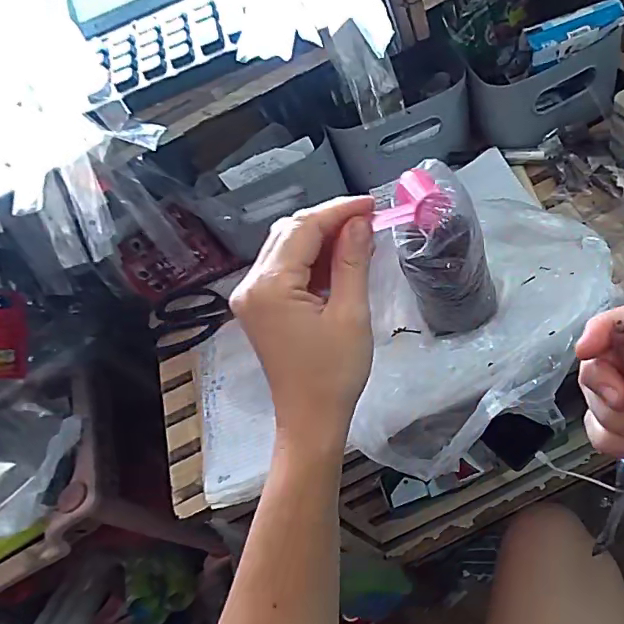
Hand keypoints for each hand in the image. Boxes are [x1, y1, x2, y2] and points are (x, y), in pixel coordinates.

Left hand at [230, 195, 375, 452]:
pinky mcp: (260, 309)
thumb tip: (359, 223)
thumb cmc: (335, 373)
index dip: (339, 211)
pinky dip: (311, 261)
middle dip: (329, 221)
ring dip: (321, 239)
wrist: (310, 419)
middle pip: (289, 233)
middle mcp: (250, 285)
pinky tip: (339, 262)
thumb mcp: (351, 314)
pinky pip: (284, 270)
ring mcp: (251, 297)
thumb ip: (352, 262)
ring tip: (359, 239)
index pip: (304, 229)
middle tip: (369, 221)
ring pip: (286, 249)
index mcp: (269, 285)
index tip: (373, 204)